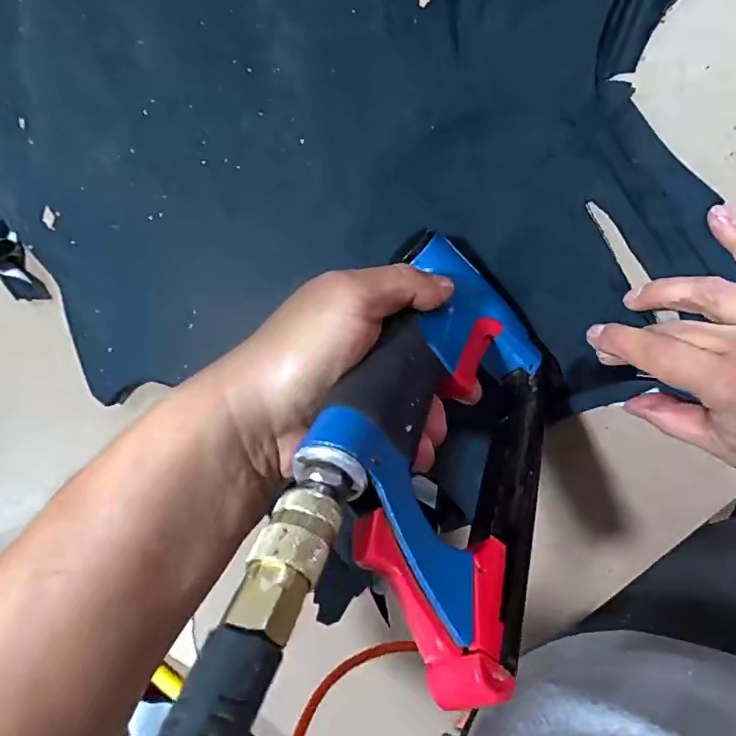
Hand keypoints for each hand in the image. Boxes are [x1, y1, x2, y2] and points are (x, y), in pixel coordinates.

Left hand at [189, 266, 454, 487]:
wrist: (260, 421)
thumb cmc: (309, 348)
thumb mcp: (350, 295)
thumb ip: (402, 284)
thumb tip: (449, 287)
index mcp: (363, 311)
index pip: (418, 310)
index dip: (449, 323)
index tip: (475, 343)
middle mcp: (367, 350)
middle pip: (425, 361)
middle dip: (449, 379)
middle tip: (466, 394)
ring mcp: (364, 394)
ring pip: (417, 402)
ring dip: (433, 417)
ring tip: (433, 433)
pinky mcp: (362, 432)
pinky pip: (401, 434)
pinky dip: (415, 443)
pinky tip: (419, 451)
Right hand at [587, 205, 735, 521]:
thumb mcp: (730, 449)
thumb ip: (675, 420)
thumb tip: (632, 398)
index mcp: (730, 385)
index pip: (657, 352)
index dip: (620, 344)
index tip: (597, 338)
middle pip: (680, 326)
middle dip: (639, 329)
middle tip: (616, 333)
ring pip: (710, 291)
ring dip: (669, 290)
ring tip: (641, 295)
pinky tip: (717, 214)